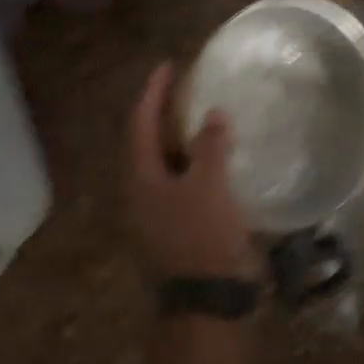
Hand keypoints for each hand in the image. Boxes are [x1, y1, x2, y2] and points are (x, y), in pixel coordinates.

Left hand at [125, 62, 255, 279]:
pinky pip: (186, 180)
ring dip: (184, 137)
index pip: (141, 123)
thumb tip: (213, 114)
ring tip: (207, 115)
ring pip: (169, 162)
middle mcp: (143, 190)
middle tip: (189, 87)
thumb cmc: (203, 237)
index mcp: (141, 176)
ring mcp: (160, 209)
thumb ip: (210, 146)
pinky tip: (222, 157)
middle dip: (167, 112)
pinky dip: (200, 161)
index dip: (153, 92)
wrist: (209, 298)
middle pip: (150, 141)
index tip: (168, 65)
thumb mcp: (208, 186)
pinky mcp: (180, 223)